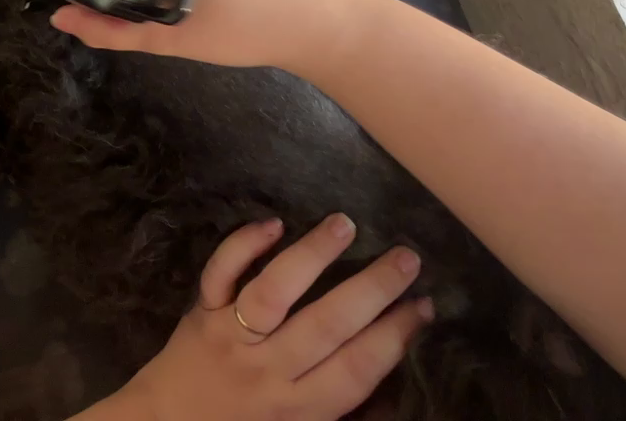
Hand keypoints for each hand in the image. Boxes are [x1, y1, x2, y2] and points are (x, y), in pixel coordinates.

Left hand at [79, 213, 431, 420]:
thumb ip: (336, 403)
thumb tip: (385, 366)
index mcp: (300, 407)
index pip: (357, 369)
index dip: (394, 337)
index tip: (424, 304)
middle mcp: (269, 369)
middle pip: (326, 324)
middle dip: (371, 289)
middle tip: (406, 255)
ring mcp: (232, 334)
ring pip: (275, 290)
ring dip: (312, 255)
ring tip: (345, 224)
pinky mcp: (201, 308)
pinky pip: (221, 272)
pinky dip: (244, 245)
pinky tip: (274, 223)